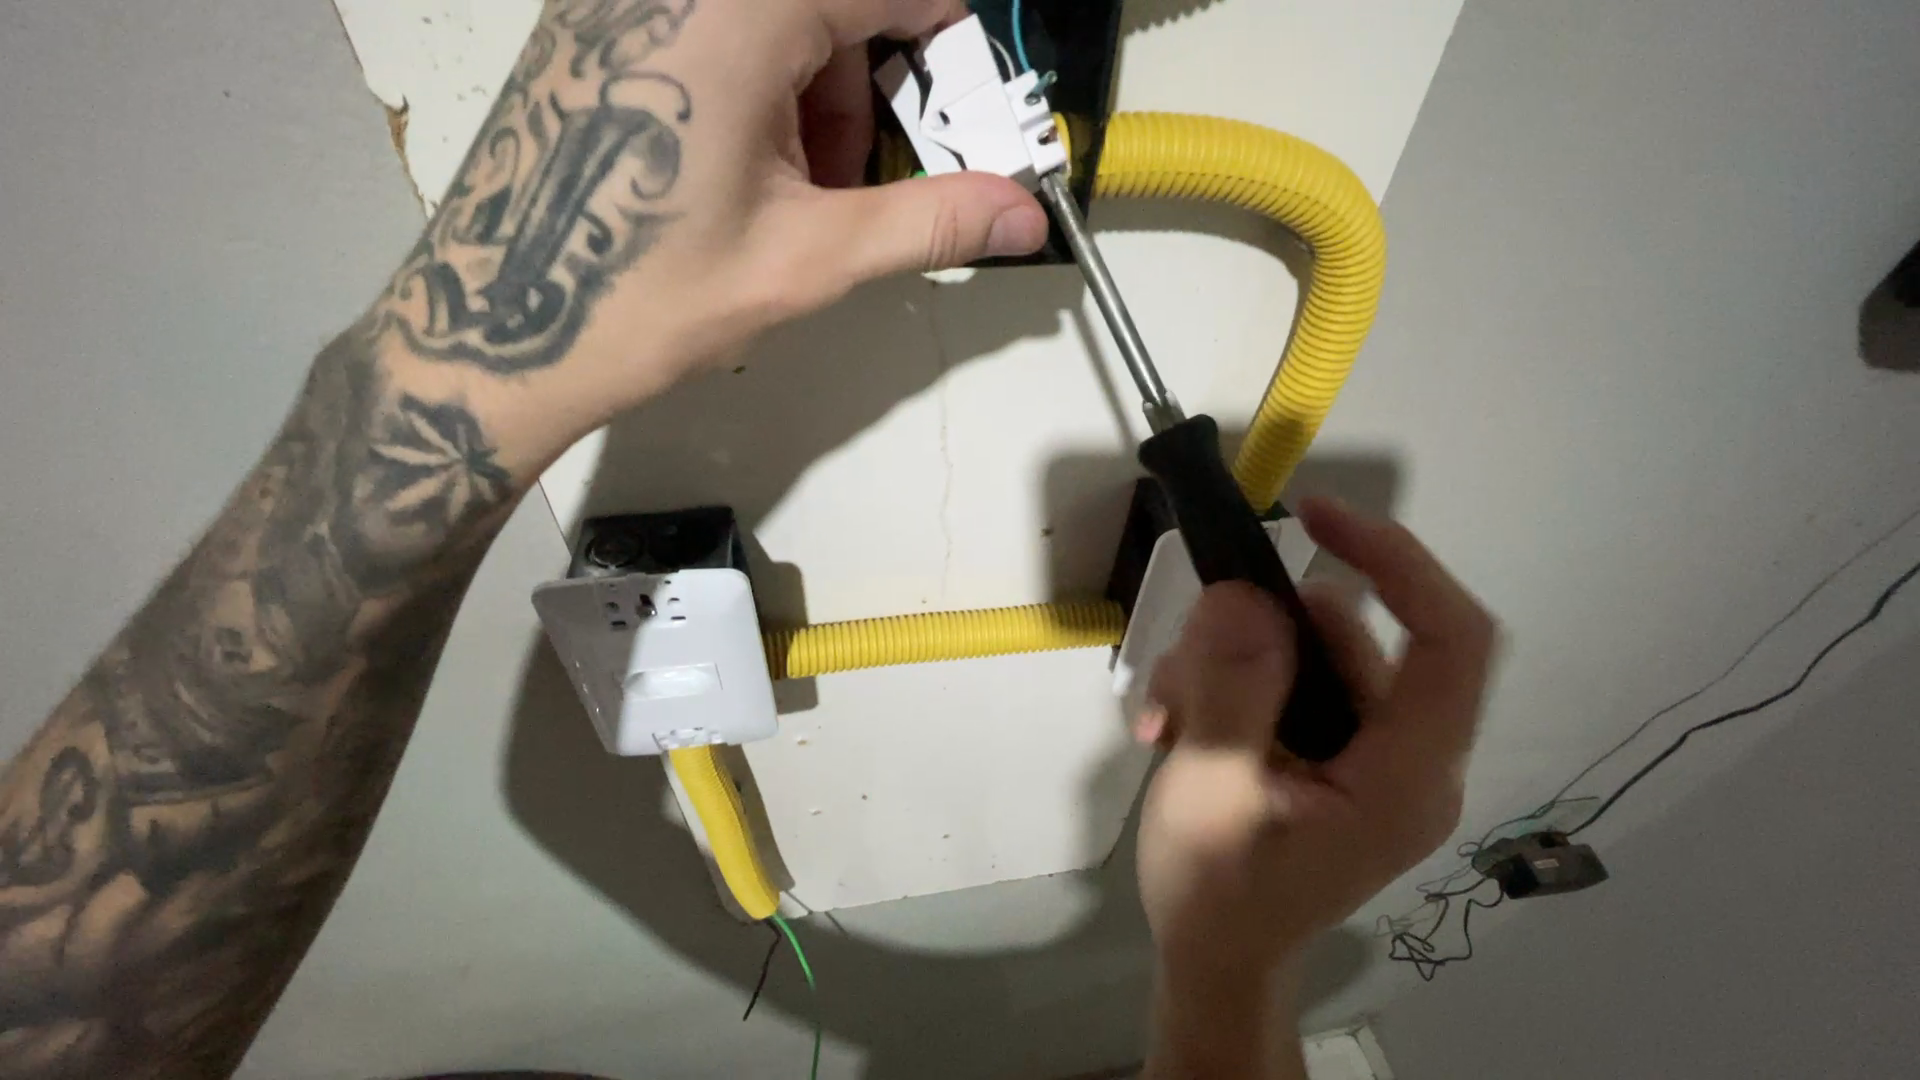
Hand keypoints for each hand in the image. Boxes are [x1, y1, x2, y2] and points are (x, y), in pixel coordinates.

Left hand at [378, 0, 1049, 462]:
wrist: (503, 333)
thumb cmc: (653, 297)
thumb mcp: (810, 259)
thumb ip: (931, 221)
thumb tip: (1029, 214)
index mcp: (734, 11)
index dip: (948, 42)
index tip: (966, 113)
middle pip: (830, 2)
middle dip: (870, 84)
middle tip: (862, 181)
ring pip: (773, 16)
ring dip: (815, 92)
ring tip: (800, 195)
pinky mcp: (597, 26)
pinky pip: (713, 26)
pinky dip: (760, 84)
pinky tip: (746, 168)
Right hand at [1135, 498, 1497, 989]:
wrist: (1210, 957)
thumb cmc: (1216, 892)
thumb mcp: (1211, 789)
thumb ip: (1231, 689)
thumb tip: (1243, 592)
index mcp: (1407, 774)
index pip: (1450, 639)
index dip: (1397, 561)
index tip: (1315, 517)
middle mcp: (1404, 754)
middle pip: (1350, 636)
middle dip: (1254, 632)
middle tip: (1180, 667)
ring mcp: (1365, 752)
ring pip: (1304, 650)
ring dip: (1223, 661)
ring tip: (1167, 711)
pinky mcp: (1329, 750)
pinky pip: (1285, 678)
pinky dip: (1224, 681)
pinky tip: (1175, 721)